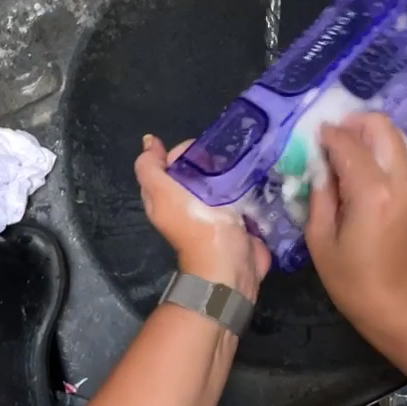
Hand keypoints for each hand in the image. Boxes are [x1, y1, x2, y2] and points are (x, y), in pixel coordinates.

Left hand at [136, 135, 270, 300]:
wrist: (231, 264)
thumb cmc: (197, 226)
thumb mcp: (162, 194)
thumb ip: (150, 168)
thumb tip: (148, 141)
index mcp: (168, 195)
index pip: (175, 161)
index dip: (186, 151)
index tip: (204, 148)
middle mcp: (190, 201)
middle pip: (202, 168)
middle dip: (214, 158)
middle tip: (229, 155)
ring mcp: (218, 210)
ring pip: (224, 179)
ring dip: (234, 169)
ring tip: (247, 160)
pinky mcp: (240, 217)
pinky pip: (244, 192)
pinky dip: (249, 183)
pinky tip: (258, 174)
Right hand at [305, 112, 406, 329]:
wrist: (400, 306)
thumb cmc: (353, 282)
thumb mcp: (320, 240)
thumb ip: (319, 194)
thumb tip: (318, 165)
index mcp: (372, 192)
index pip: (347, 143)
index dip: (324, 135)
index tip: (306, 138)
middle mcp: (398, 179)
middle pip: (380, 125)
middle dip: (351, 124)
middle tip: (326, 139)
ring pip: (392, 136)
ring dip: (365, 135)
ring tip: (337, 153)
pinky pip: (396, 154)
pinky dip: (376, 150)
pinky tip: (354, 168)